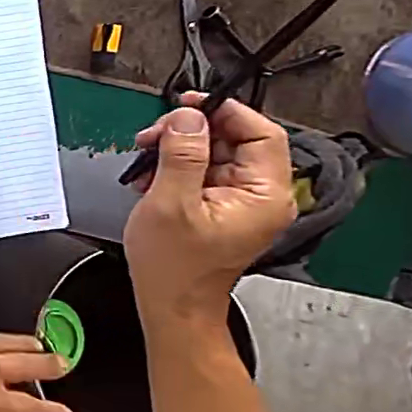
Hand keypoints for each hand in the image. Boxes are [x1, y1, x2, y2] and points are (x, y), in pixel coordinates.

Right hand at [122, 95, 295, 322]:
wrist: (171, 306)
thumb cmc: (174, 267)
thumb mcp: (170, 203)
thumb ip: (181, 155)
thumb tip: (188, 117)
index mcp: (264, 195)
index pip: (261, 133)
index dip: (226, 111)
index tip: (189, 104)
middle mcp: (260, 195)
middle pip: (234, 138)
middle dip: (191, 131)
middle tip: (155, 135)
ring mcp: (241, 200)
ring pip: (214, 150)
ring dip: (178, 147)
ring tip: (147, 156)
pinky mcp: (221, 204)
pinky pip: (203, 169)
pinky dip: (176, 164)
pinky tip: (151, 174)